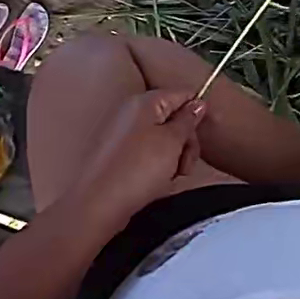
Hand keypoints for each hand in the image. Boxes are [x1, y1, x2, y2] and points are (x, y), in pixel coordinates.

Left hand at [67, 89, 207, 233]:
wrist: (98, 205)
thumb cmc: (138, 169)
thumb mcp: (172, 142)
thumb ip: (188, 120)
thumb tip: (198, 103)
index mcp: (145, 101)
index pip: (182, 94)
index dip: (197, 113)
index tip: (201, 136)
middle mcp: (131, 111)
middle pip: (172, 116)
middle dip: (185, 140)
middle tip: (185, 165)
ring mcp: (122, 133)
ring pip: (161, 137)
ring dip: (173, 156)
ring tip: (169, 176)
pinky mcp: (117, 154)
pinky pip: (146, 151)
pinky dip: (156, 165)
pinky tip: (154, 182)